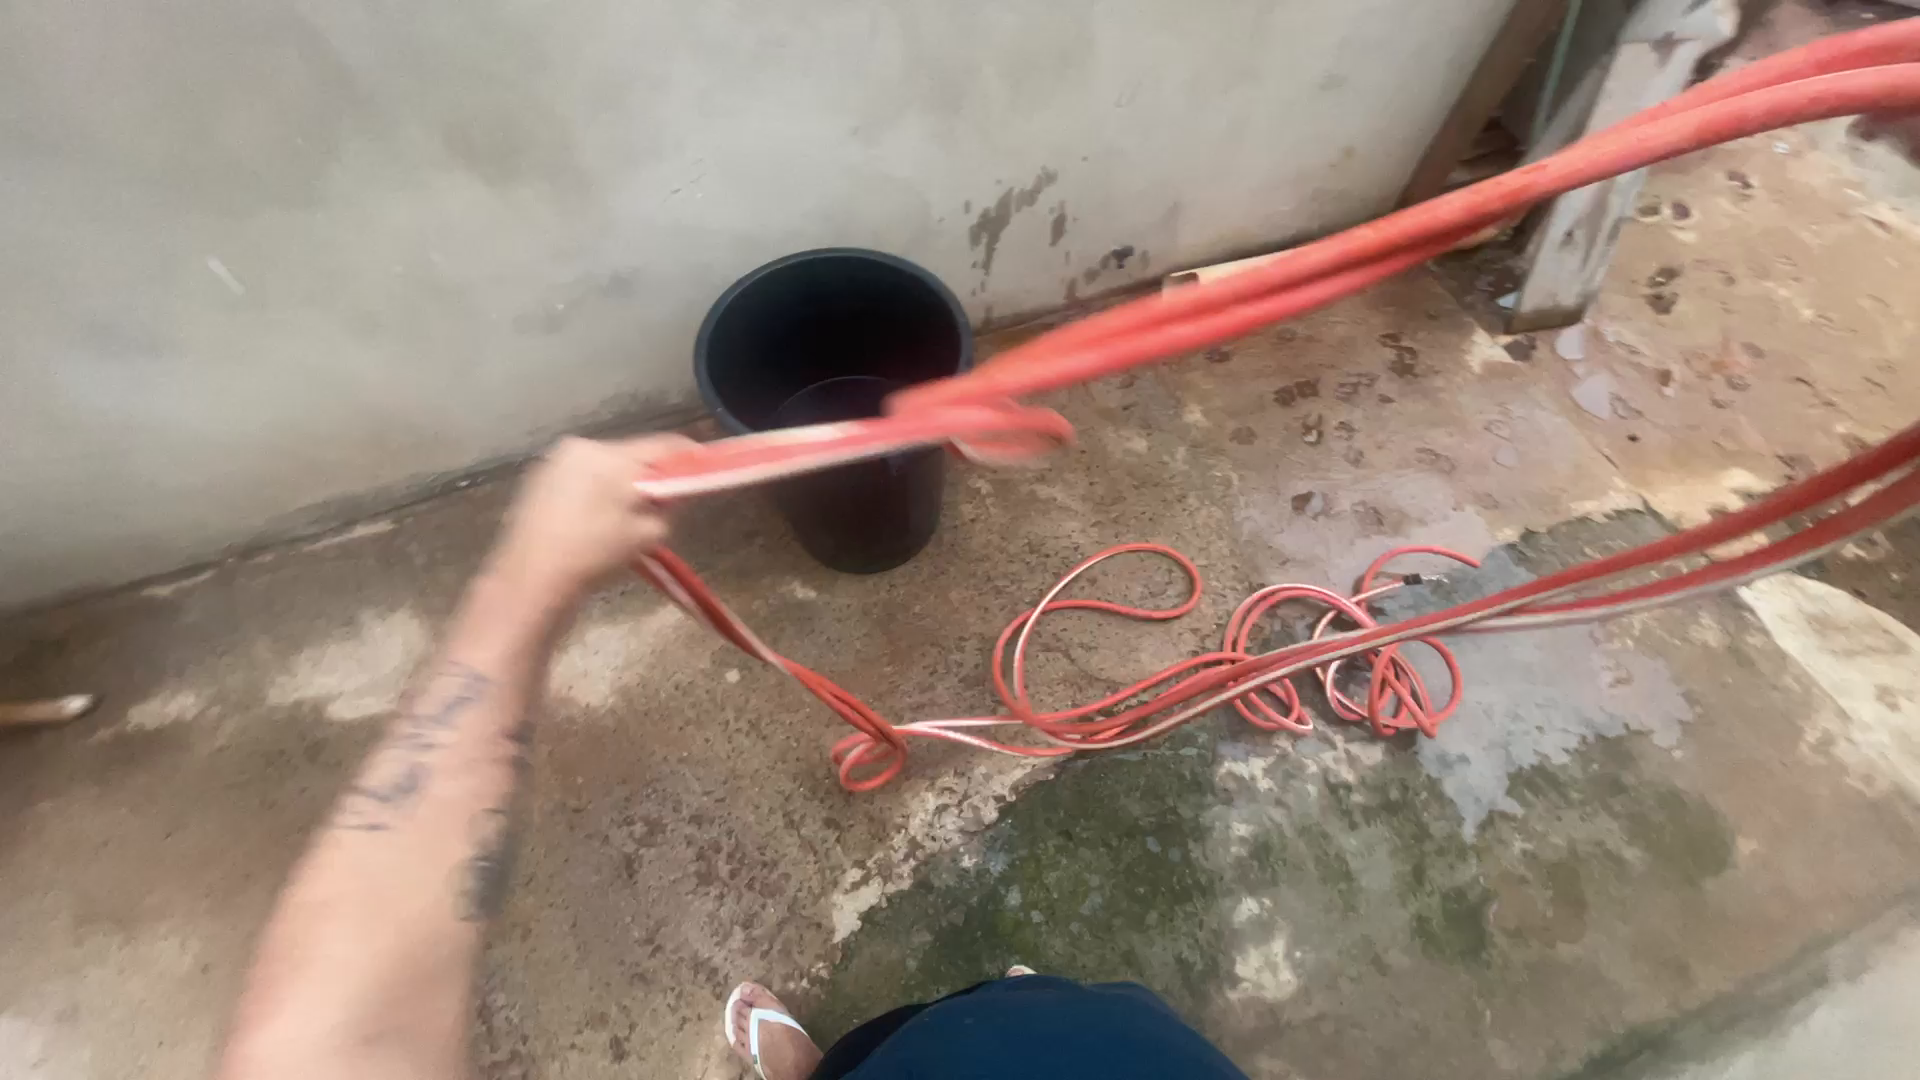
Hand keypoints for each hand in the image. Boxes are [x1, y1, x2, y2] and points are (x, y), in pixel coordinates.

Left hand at [487, 434, 694, 605]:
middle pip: (633, 454)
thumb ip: (670, 504)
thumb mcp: (651, 532)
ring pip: (608, 466)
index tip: (705, 466)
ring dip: (625, 483)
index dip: (689, 455)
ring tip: (631, 514)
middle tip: (666, 500)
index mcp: (611, 455)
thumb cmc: (596, 553)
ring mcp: (557, 461)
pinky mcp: (540, 478)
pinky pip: (585, 476)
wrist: (532, 578)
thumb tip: (674, 492)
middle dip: (652, 475)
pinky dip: (600, 490)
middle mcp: (583, 447)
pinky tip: (601, 519)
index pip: (663, 445)